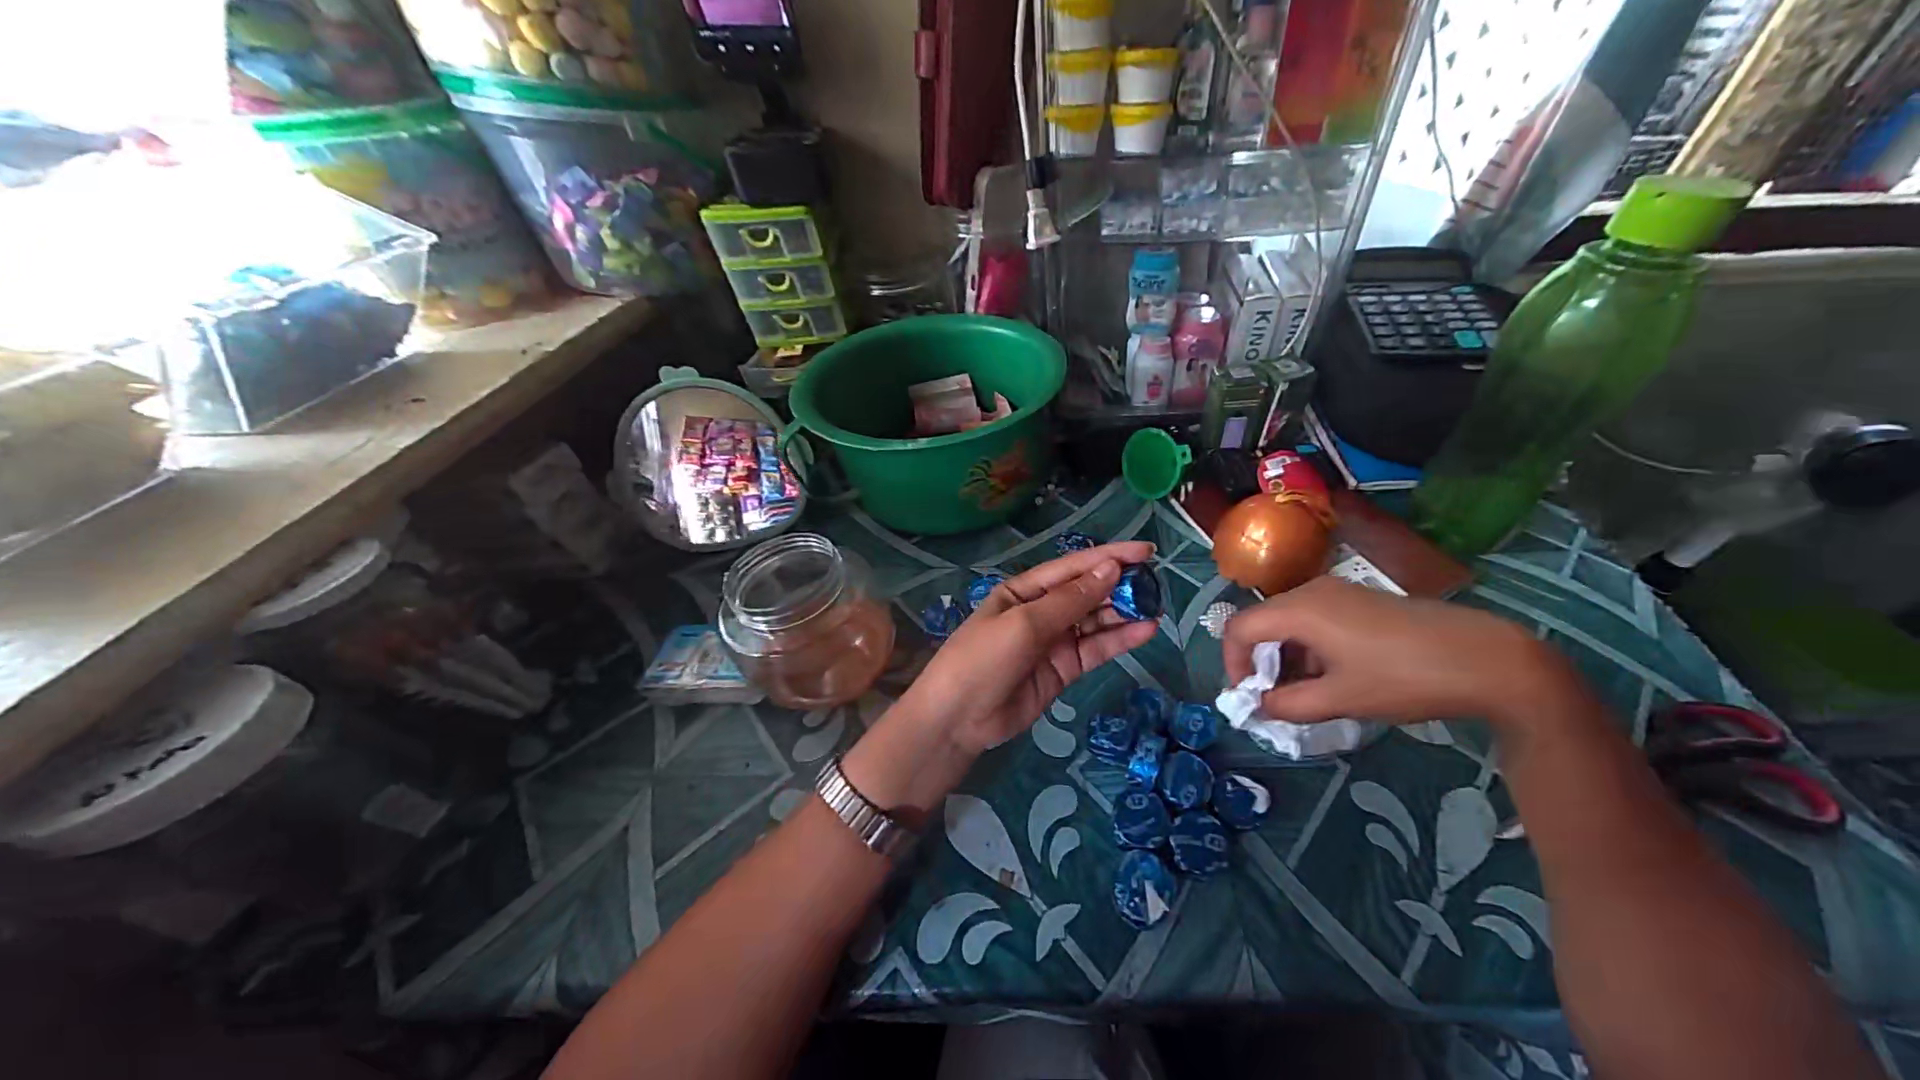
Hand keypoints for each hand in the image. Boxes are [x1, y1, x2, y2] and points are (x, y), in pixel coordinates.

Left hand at [843, 543, 1157, 819]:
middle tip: (1157, 582)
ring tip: (1157, 606)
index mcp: (1023, 591)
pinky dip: (1120, 640)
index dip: (1109, 557)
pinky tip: (1145, 631)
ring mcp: (1053, 642)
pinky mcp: (1063, 670)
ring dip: (1124, 612)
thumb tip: (1109, 569)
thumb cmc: (982, 660)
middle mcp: (1040, 611)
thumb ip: (1069, 600)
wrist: (958, 719)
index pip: (1072, 567)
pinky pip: (1095, 649)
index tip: (1146, 551)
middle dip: (1120, 585)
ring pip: (1095, 621)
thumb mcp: (1024, 624)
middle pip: (1086, 592)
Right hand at [1222, 577, 1580, 727]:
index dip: (1232, 663)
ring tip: (1307, 694)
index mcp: (1301, 610)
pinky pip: (1317, 619)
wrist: (1489, 659)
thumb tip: (1260, 705)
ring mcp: (1341, 592)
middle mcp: (1313, 591)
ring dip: (1287, 657)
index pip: (1240, 628)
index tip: (1247, 697)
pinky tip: (1335, 676)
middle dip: (1261, 662)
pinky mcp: (1363, 600)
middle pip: (1264, 622)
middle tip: (1275, 700)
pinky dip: (1310, 647)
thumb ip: (1289, 705)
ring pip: (1291, 622)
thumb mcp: (1341, 700)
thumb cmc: (1405, 678)